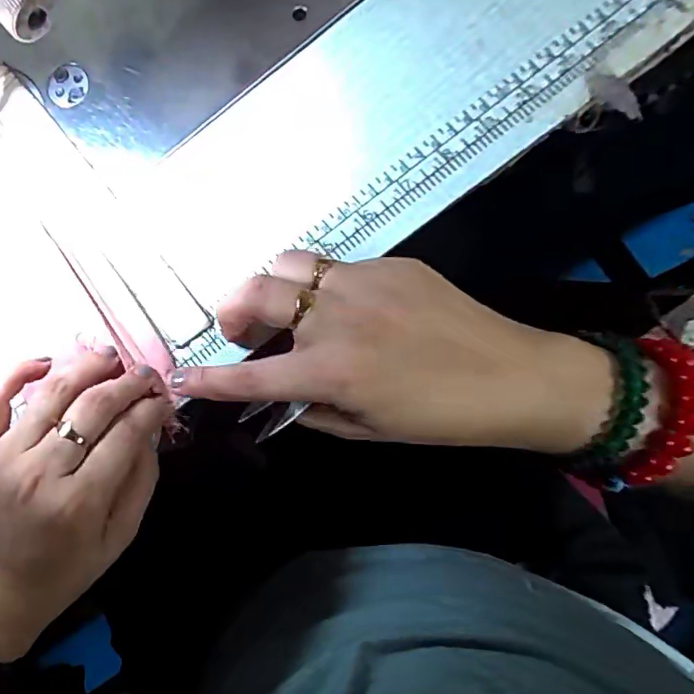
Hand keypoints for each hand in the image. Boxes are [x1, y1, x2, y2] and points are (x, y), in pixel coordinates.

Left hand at [0, 347, 172, 659]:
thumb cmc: (64, 573)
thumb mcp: (119, 538)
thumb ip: (140, 482)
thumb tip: (151, 430)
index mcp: (80, 501)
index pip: (127, 432)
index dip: (153, 407)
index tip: (166, 399)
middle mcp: (41, 471)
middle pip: (93, 405)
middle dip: (129, 382)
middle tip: (147, 375)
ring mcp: (6, 456)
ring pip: (51, 392)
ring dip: (85, 366)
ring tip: (110, 357)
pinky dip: (15, 371)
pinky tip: (45, 361)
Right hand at [169, 252, 615, 453]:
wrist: (513, 375)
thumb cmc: (439, 418)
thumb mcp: (367, 430)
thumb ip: (314, 411)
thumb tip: (283, 395)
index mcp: (329, 371)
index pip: (251, 377)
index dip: (209, 381)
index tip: (180, 379)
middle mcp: (335, 318)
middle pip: (255, 292)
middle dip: (232, 309)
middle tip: (240, 328)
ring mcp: (362, 282)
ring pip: (291, 264)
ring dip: (273, 284)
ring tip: (286, 306)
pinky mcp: (390, 263)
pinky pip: (338, 266)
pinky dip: (325, 285)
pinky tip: (351, 306)